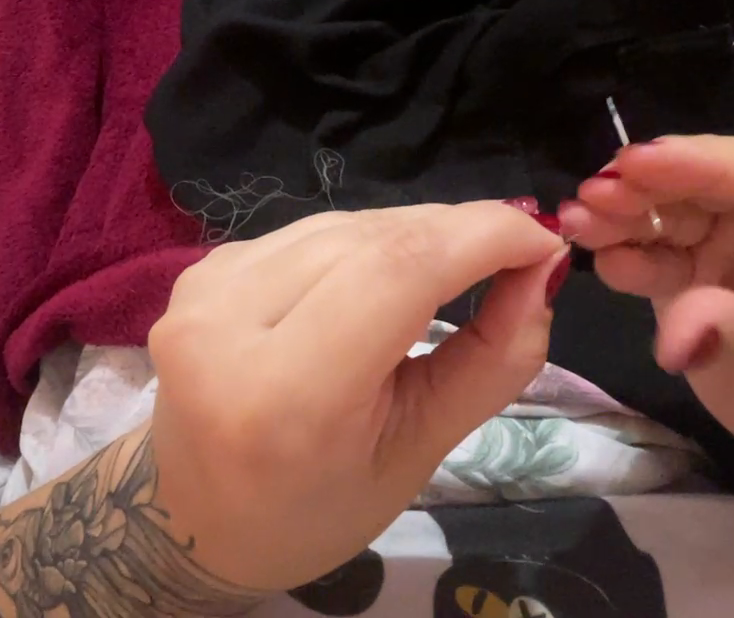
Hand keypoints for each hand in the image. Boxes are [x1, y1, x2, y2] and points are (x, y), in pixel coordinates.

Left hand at [146, 203, 565, 590]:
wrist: (192, 508)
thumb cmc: (314, 505)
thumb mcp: (418, 453)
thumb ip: (491, 361)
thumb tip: (540, 272)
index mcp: (283, 397)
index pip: (396, 273)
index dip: (480, 236)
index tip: (541, 238)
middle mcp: (227, 325)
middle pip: (373, 238)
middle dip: (457, 233)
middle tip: (512, 254)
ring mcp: (205, 287)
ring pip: (344, 224)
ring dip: (413, 235)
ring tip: (449, 270)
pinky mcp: (203, 266)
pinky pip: (310, 232)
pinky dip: (364, 243)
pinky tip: (378, 276)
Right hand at [557, 135, 733, 525]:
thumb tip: (677, 329)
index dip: (697, 165)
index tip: (633, 162)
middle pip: (702, 181)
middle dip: (644, 187)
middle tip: (589, 196)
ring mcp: (732, 231)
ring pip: (666, 208)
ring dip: (620, 214)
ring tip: (575, 222)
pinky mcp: (694, 262)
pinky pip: (652, 250)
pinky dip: (623, 253)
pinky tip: (598, 260)